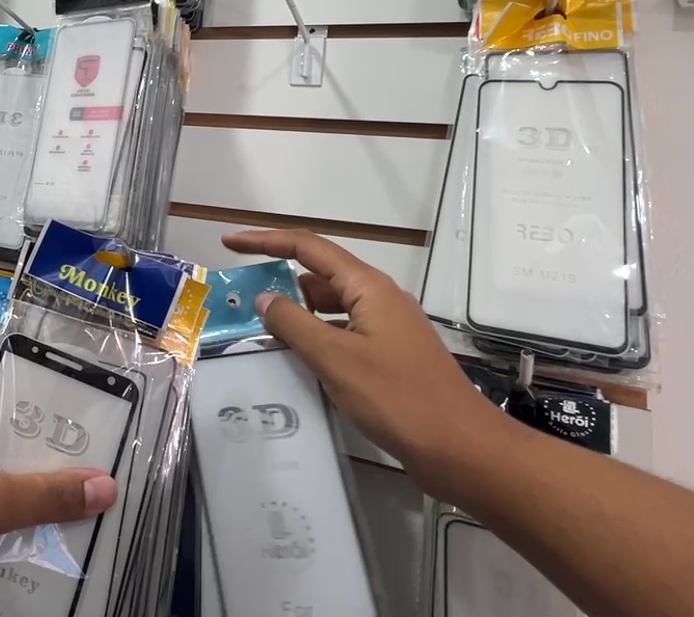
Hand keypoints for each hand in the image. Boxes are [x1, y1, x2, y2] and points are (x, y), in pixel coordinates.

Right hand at [223, 228, 515, 496]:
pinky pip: (341, 333)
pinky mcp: (389, 356)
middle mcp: (378, 299)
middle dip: (278, 280)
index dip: (264, 241)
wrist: (464, 452)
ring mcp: (386, 328)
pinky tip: (297, 360)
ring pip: (329, 308)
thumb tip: (265, 298)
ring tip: (260, 330)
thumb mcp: (335, 358)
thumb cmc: (398, 398)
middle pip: (318, 276)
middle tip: (240, 297)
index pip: (307, 247)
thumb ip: (293, 323)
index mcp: (367, 288)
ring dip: (296, 314)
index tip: (228, 243)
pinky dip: (315, 338)